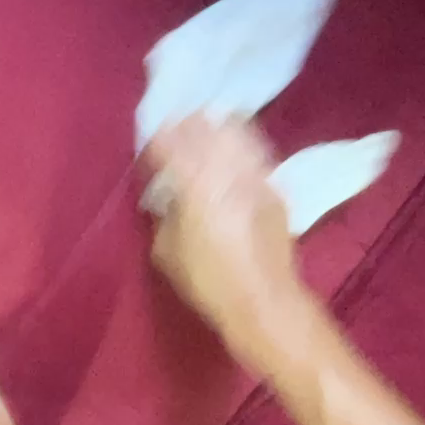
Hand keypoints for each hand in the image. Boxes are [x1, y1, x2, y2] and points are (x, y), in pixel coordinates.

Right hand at [143, 115, 309, 367]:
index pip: (169, 141)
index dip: (156, 138)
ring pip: (236, 131)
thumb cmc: (207, 280)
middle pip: (205, 125)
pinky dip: (240, 146)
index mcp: (193, 180)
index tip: (149, 146)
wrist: (264, 300)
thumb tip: (167, 199)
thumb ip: (164, 214)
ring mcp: (256, 173)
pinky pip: (255, 152)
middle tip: (176, 129)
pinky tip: (232, 155)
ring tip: (205, 131)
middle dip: (188, 124)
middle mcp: (227, 167)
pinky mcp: (275, 187)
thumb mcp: (165, 249)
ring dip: (217, 128)